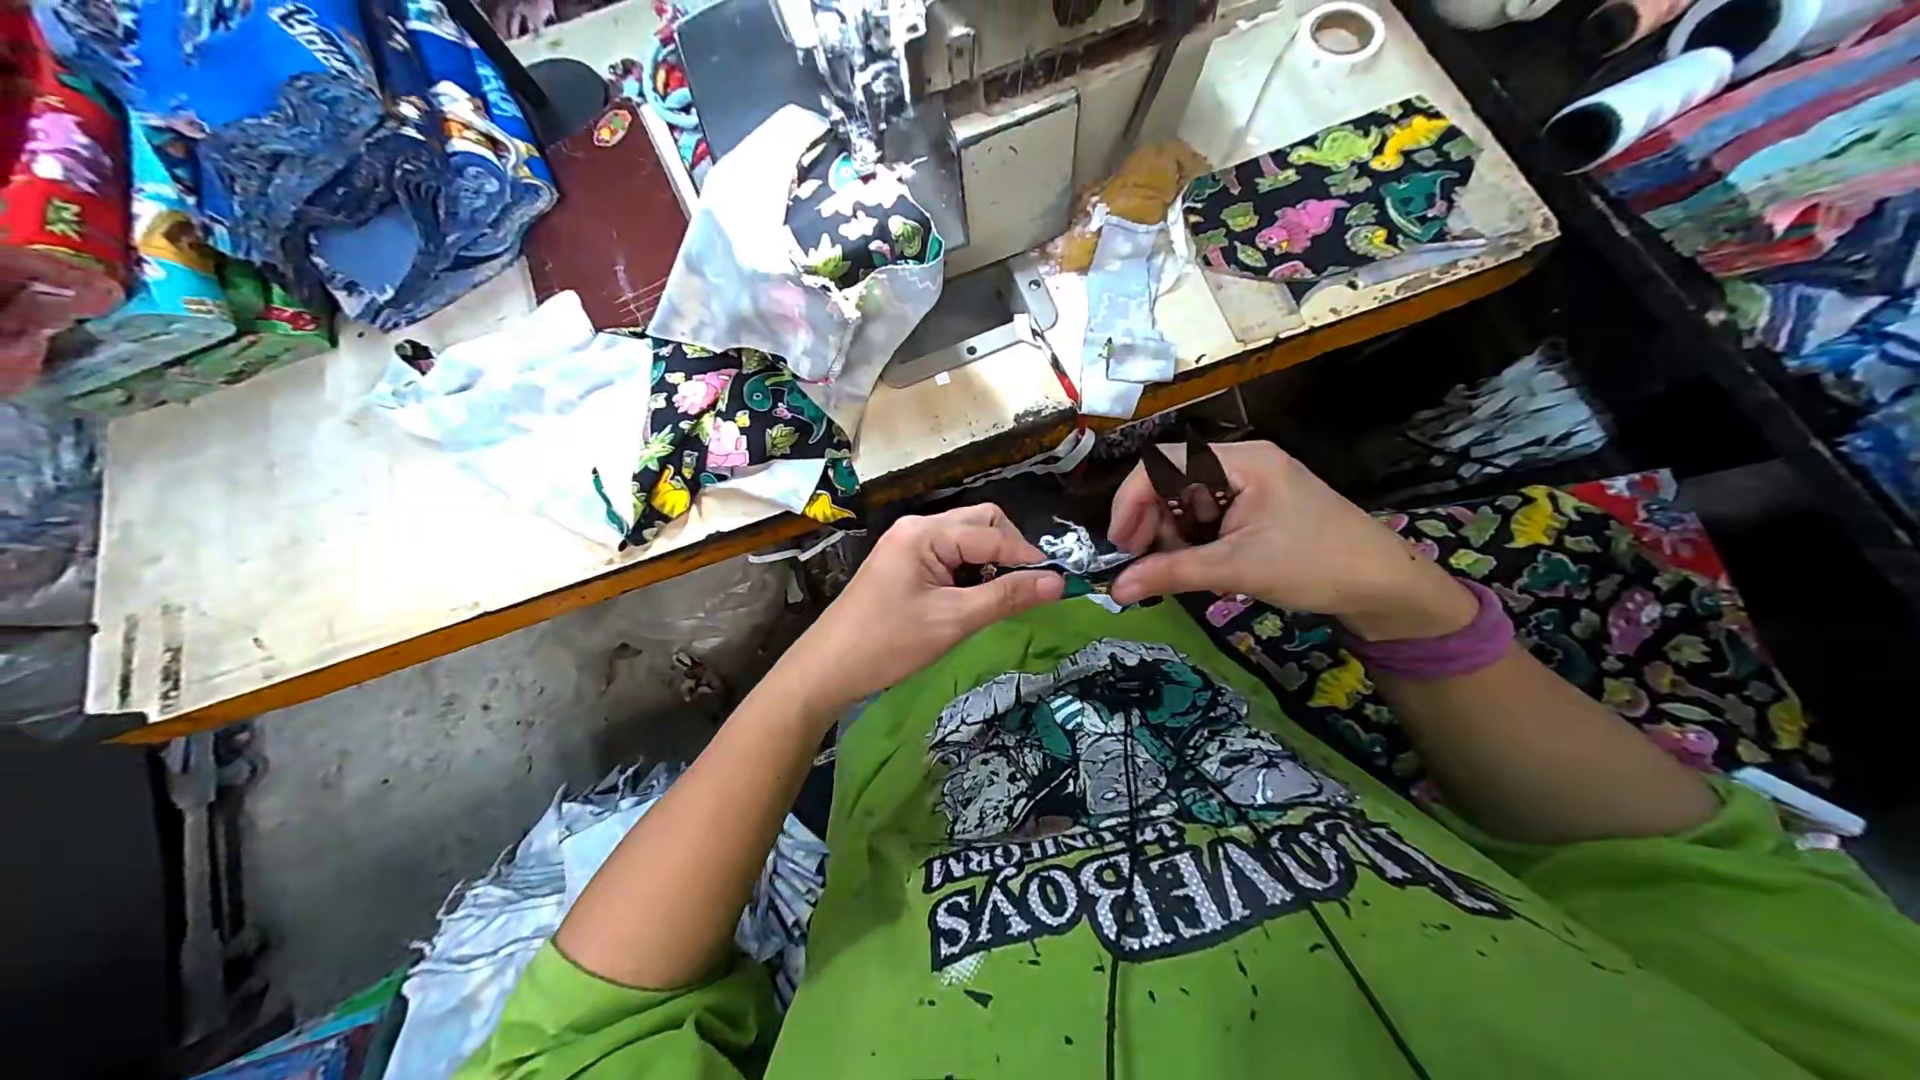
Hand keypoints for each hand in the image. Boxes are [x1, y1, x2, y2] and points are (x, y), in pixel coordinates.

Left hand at [774, 504, 1064, 717]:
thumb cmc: (888, 644)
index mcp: (924, 533)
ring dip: (991, 561)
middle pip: (981, 523)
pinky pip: (950, 554)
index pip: (992, 533)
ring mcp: (908, 543)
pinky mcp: (904, 562)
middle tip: (1026, 590)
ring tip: (1002, 597)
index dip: (1027, 557)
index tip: (1056, 586)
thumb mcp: (953, 621)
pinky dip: (971, 570)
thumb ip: (1006, 597)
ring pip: (967, 539)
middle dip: (1010, 551)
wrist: (827, 669)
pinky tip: (975, 597)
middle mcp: (917, 527)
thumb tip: (1057, 582)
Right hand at [1106, 441, 1476, 640]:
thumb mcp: (1238, 569)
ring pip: (1183, 501)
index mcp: (1242, 461)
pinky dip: (1191, 541)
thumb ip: (1172, 573)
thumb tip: (1115, 589)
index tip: (1119, 543)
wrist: (1384, 587)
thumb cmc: (1317, 566)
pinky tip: (1197, 566)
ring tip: (1175, 570)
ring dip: (1169, 536)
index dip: (1131, 500)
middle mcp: (1241, 462)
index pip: (1163, 464)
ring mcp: (1248, 484)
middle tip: (1142, 563)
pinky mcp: (1253, 506)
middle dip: (1150, 522)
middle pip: (1170, 482)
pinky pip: (1204, 515)